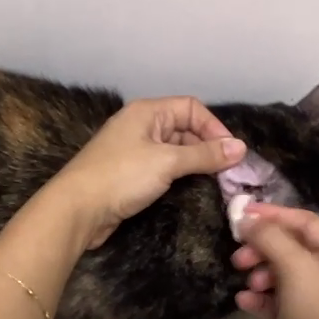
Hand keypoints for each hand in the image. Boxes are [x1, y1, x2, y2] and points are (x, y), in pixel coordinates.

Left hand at [50, 96, 244, 249]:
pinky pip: (164, 167)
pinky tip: (192, 188)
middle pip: (185, 128)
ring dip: (196, 162)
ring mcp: (135, 150)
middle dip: (208, 147)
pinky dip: (181, 174)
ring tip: (216, 182)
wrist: (77, 209)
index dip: (214, 127)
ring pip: (176, 150)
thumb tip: (240, 148)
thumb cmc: (121, 177)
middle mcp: (141, 126)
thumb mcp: (168, 162)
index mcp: (148, 112)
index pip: (191, 108)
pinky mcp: (131, 174)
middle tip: (229, 172)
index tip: (231, 153)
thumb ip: (205, 155)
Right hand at [231, 204, 318, 318]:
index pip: (305, 222)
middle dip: (263, 250)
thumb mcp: (296, 269)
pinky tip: (246, 303)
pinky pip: (281, 299)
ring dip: (261, 275)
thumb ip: (271, 238)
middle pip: (292, 248)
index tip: (240, 215)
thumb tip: (249, 219)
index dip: (272, 216)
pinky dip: (264, 298)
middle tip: (238, 258)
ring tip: (249, 286)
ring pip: (284, 274)